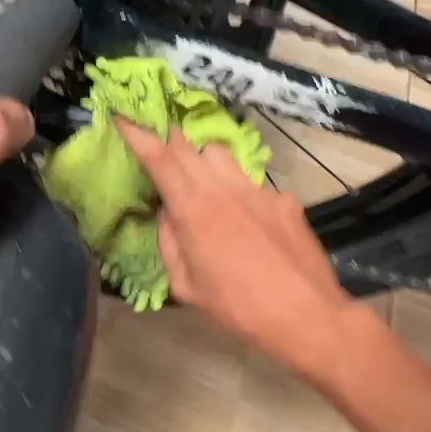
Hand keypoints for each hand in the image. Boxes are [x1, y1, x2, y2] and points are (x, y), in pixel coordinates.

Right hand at [117, 119, 371, 375]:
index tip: (123, 115)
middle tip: (157, 146)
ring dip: (203, 160)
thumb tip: (167, 214)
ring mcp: (258, 190)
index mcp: (194, 211)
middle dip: (168, 141)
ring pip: (221, 155)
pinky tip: (249, 223)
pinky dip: (240, 192)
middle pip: (188, 147)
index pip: (159, 158)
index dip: (138, 133)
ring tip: (203, 184)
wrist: (307, 316)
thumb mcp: (187, 287)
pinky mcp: (284, 199)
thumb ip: (170, 244)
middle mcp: (223, 189)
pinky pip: (252, 183)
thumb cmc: (238, 309)